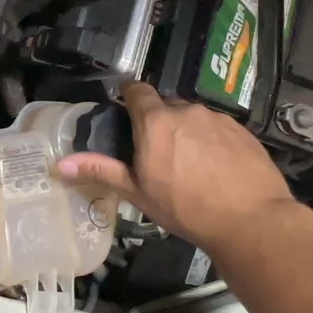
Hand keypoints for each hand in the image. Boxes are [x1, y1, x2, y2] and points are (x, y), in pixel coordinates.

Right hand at [57, 81, 300, 255]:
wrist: (252, 222)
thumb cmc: (186, 207)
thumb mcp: (137, 192)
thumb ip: (100, 170)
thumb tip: (60, 164)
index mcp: (155, 122)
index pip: (137, 90)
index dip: (129, 97)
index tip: (125, 111)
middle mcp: (187, 111)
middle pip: (166, 106)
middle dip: (158, 121)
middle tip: (156, 151)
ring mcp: (218, 119)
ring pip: (194, 117)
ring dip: (187, 132)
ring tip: (189, 164)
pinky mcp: (244, 132)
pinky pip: (218, 129)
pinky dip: (212, 141)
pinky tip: (215, 168)